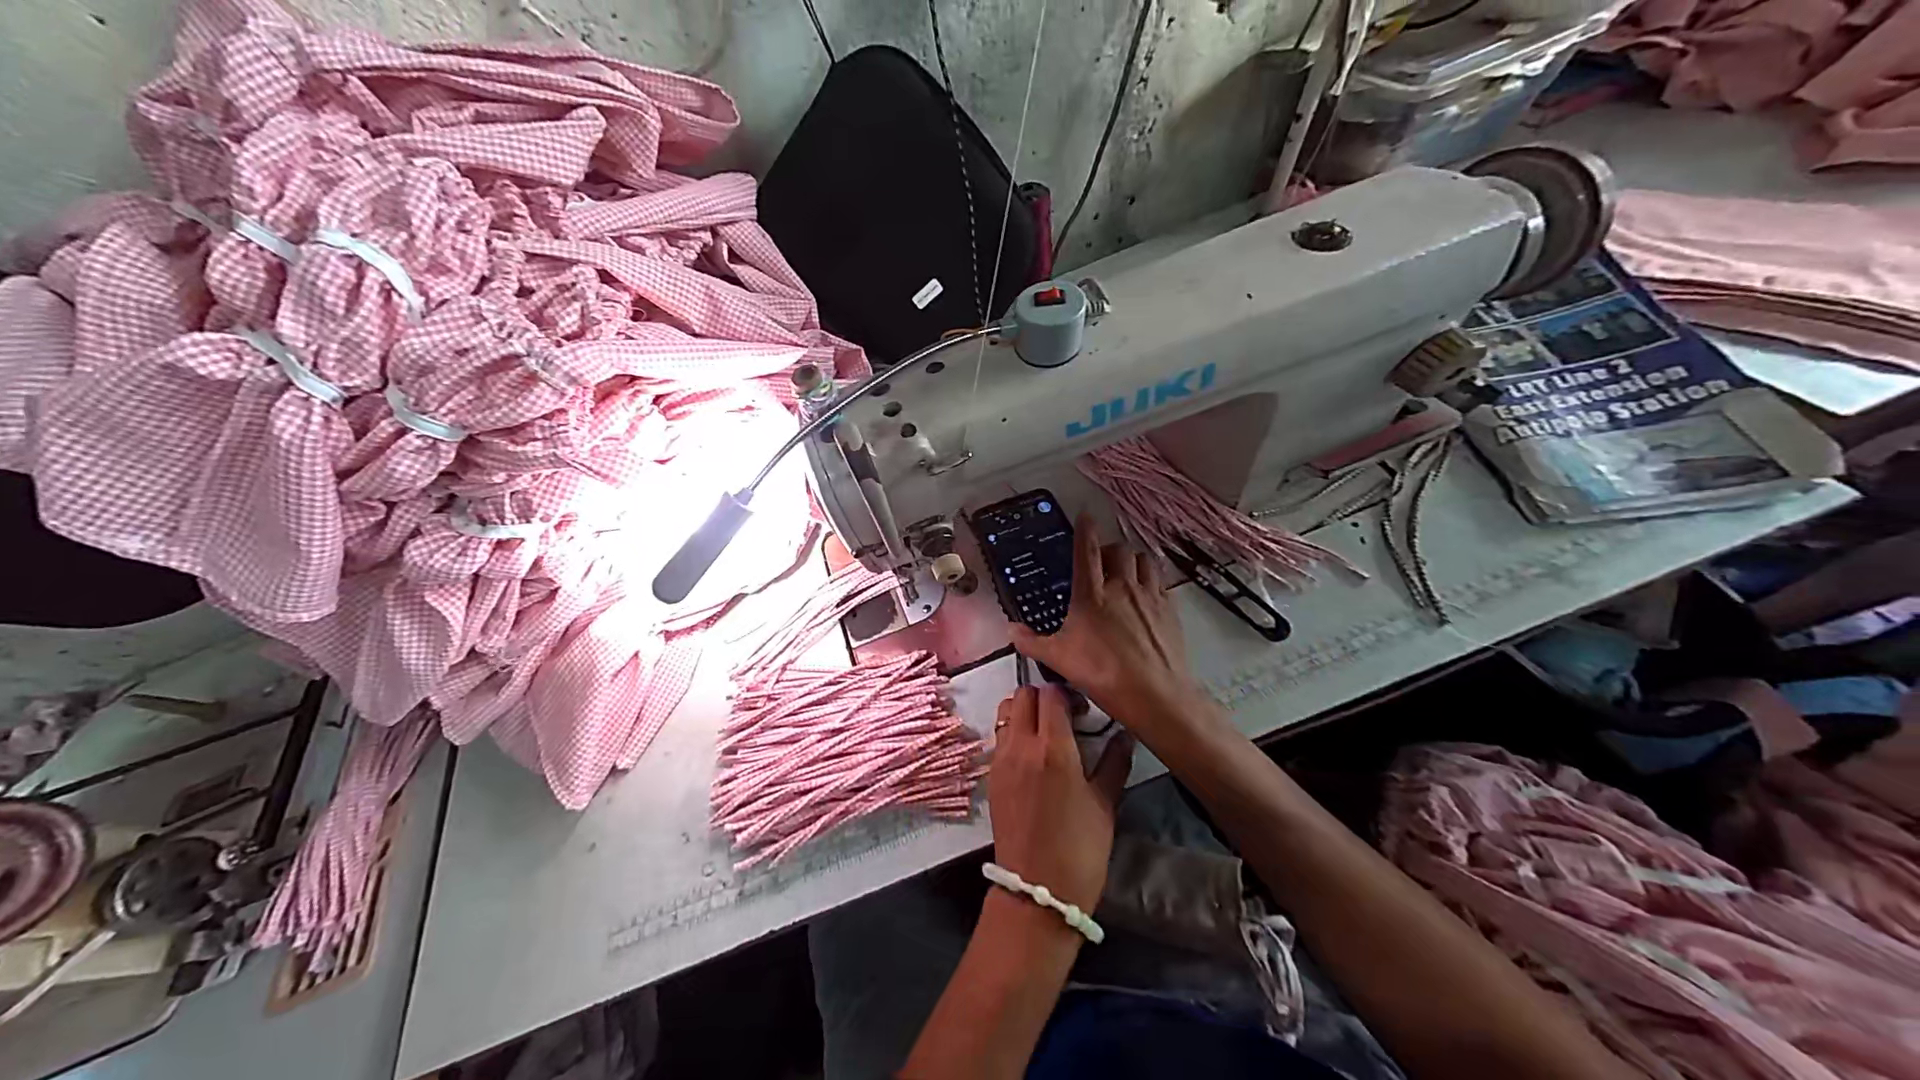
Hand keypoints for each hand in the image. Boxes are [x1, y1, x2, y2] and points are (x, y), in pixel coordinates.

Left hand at [988, 685, 1132, 912]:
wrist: (1037, 890)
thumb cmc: (1080, 848)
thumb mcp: (1105, 804)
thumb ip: (1114, 762)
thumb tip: (1124, 734)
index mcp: (1052, 747)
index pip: (1051, 694)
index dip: (1069, 695)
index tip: (1084, 711)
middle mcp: (1020, 745)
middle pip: (1023, 695)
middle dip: (1044, 697)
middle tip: (1065, 718)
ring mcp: (1000, 760)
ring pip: (1005, 712)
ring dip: (1024, 712)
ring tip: (1046, 734)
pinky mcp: (991, 776)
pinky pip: (999, 737)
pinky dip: (1013, 733)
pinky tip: (1033, 756)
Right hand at [1009, 515, 1203, 731]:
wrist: (1153, 693)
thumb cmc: (1103, 673)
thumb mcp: (1058, 659)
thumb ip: (1031, 641)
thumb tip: (1012, 630)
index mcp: (1091, 594)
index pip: (1087, 549)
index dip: (1085, 529)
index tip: (1085, 516)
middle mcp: (1121, 587)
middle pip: (1118, 549)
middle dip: (1109, 548)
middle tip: (1101, 559)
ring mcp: (1149, 595)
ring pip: (1142, 559)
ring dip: (1132, 559)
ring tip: (1125, 570)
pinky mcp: (1169, 608)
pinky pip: (1160, 580)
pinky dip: (1150, 578)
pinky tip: (1145, 593)